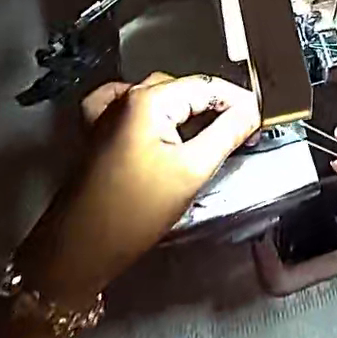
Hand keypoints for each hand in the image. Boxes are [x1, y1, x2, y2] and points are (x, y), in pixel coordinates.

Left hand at [12, 73, 259, 301]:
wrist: (76, 251)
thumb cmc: (136, 210)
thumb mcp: (192, 171)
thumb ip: (228, 133)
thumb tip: (252, 110)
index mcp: (149, 99)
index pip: (208, 86)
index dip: (238, 101)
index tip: (260, 121)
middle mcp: (126, 96)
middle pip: (187, 90)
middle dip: (218, 108)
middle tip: (244, 132)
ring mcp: (109, 113)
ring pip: (164, 98)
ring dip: (192, 112)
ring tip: (216, 133)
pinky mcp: (100, 132)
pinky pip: (135, 107)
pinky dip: (157, 112)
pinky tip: (166, 124)